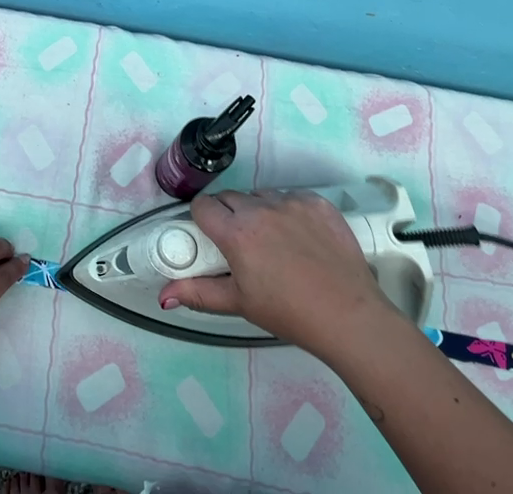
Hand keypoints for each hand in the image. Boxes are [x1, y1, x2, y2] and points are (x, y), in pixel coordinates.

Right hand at [156, 189, 397, 357]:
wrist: (348, 316)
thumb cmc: (288, 312)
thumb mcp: (238, 303)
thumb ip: (197, 292)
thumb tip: (164, 295)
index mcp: (236, 232)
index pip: (203, 206)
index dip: (202, 220)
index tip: (211, 236)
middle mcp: (261, 209)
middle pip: (231, 198)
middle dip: (229, 215)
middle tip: (241, 244)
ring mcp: (293, 203)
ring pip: (262, 196)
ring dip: (259, 211)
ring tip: (273, 242)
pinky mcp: (319, 203)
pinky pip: (292, 197)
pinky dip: (289, 211)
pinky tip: (299, 237)